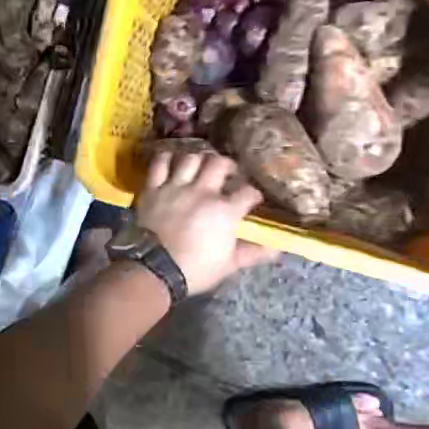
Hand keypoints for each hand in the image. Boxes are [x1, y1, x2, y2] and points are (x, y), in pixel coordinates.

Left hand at [136, 148, 278, 294]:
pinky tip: (171, 161)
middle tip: (227, 174)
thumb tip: (276, 249)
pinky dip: (165, 158)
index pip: (248, 192)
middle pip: (219, 163)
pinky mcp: (152, 189)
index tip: (251, 199)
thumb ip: (252, 253)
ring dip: (198, 160)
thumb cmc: (195, 269)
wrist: (154, 268)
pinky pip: (159, 164)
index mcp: (224, 210)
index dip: (253, 194)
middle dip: (227, 166)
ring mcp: (175, 188)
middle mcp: (202, 192)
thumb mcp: (229, 264)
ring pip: (190, 159)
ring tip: (200, 168)